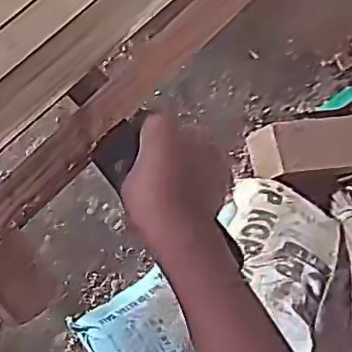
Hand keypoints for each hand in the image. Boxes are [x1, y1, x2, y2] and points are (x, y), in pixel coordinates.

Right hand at [119, 111, 231, 254]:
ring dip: (185, 163)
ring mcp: (213, 152)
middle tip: (152, 171)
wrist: (180, 228)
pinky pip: (208, 171)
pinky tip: (186, 196)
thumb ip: (134, 162)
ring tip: (170, 186)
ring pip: (195, 152)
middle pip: (177, 135)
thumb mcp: (126, 179)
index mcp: (163, 127)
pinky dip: (200, 179)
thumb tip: (138, 160)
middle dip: (167, 148)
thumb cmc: (148, 200)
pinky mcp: (226, 173)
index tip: (134, 154)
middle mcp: (193, 131)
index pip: (149, 122)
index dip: (140, 138)